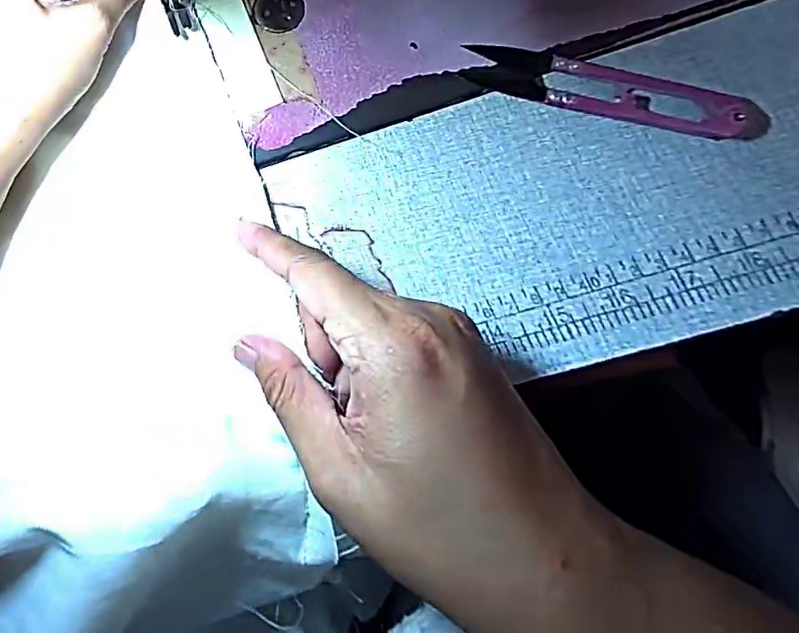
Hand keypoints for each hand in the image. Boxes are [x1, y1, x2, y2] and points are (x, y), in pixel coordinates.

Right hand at [231, 222, 626, 631]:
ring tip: (377, 426)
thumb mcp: (341, 472)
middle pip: (334, 299)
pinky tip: (398, 415)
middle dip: (318, 346)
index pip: (315, 277)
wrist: (558, 572)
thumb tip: (251, 344)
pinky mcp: (466, 346)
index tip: (241, 226)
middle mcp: (431, 322)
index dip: (271, 249)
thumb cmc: (448, 534)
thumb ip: (287, 393)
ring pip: (359, 315)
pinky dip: (373, 359)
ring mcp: (455, 331)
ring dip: (347, 358)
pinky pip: (390, 327)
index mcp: (396, 346)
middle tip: (340, 414)